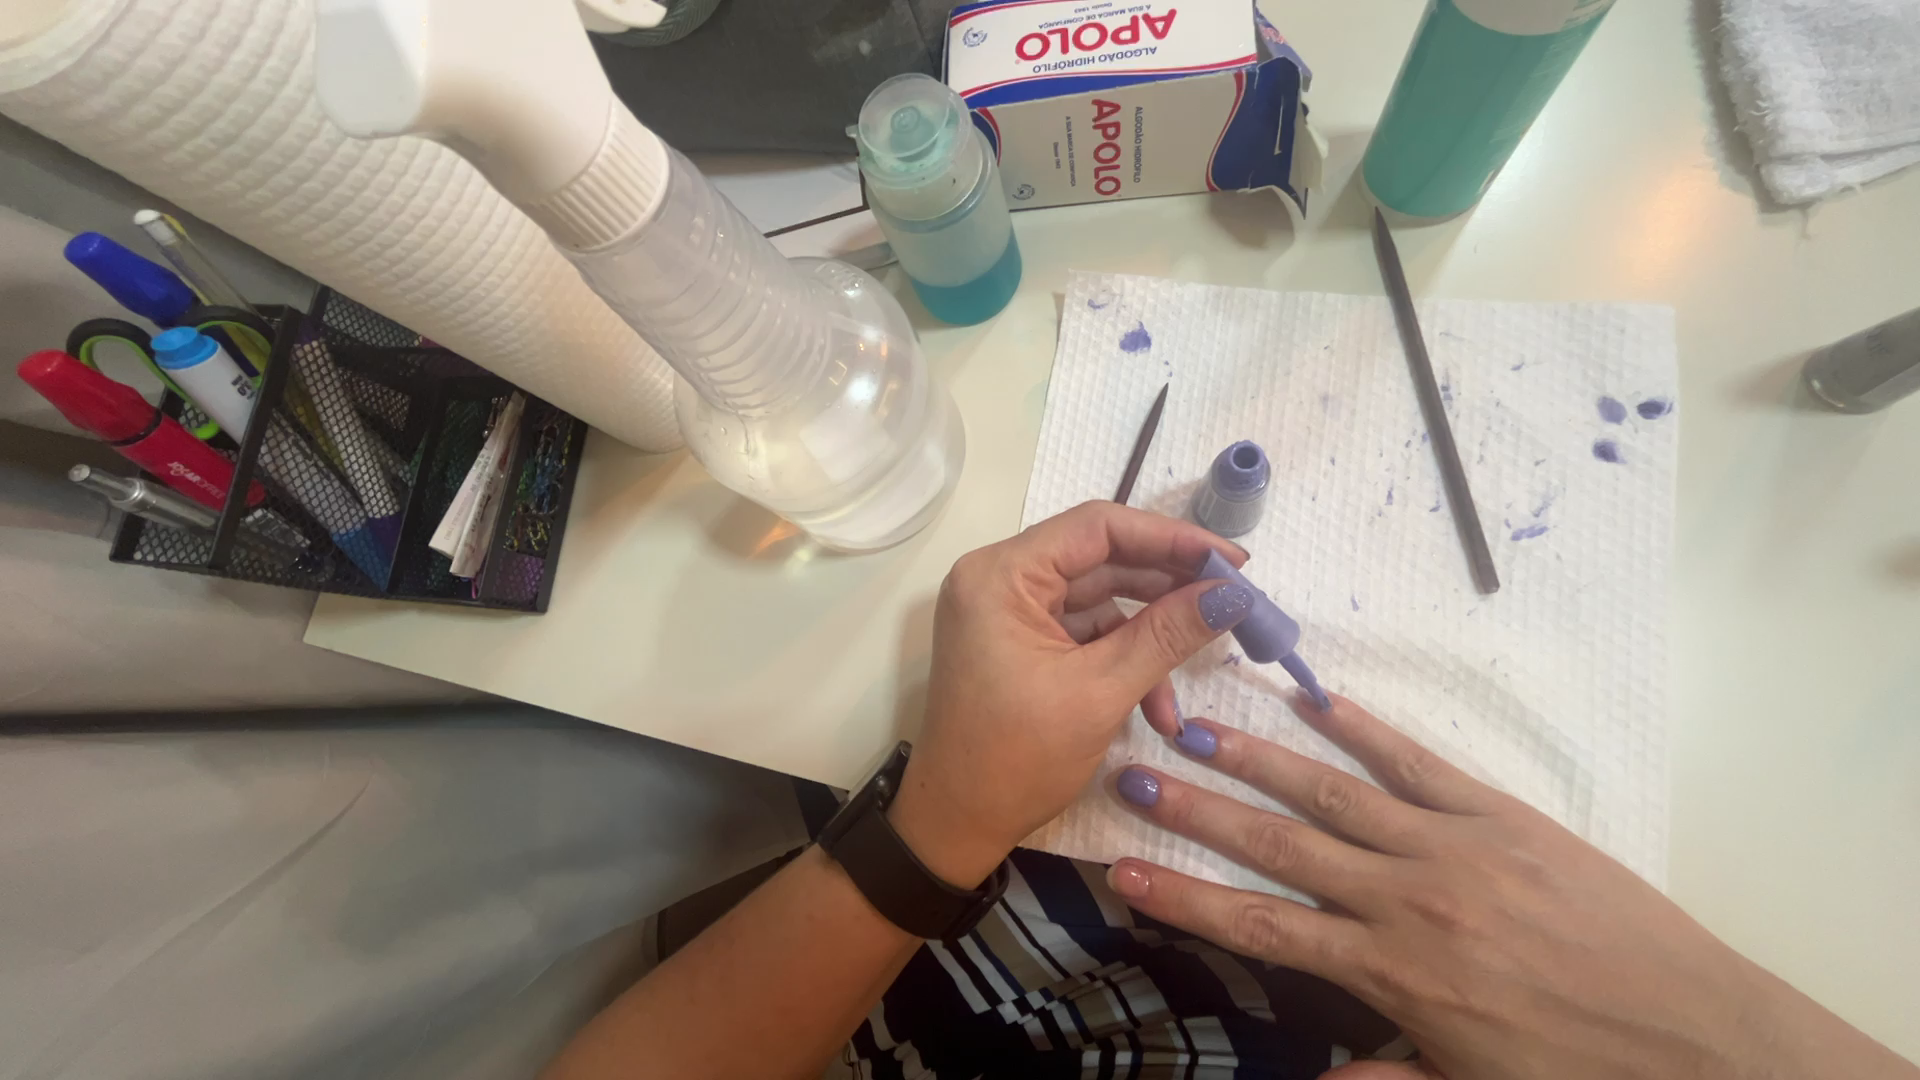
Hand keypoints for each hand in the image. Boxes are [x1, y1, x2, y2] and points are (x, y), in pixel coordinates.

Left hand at [888, 501, 1255, 887]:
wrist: (957, 823)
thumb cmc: (1016, 759)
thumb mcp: (1099, 692)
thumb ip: (1167, 634)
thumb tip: (1234, 593)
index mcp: (1001, 575)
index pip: (1096, 527)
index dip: (1170, 537)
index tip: (1231, 560)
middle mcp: (1000, 578)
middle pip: (1100, 559)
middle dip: (1167, 585)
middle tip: (1232, 600)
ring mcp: (1009, 609)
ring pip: (1098, 598)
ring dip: (1150, 634)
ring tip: (1203, 658)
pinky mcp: (1021, 639)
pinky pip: (1084, 631)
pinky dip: (1124, 658)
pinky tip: (1160, 705)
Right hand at [1102, 695, 1918, 1079]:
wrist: (1721, 1049)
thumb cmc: (1580, 1074)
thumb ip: (1384, 1079)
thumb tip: (1302, 1078)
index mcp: (1392, 971)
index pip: (1261, 929)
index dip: (1185, 899)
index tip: (1121, 871)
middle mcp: (1403, 898)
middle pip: (1277, 845)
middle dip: (1196, 811)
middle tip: (1136, 772)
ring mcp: (1448, 844)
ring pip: (1329, 793)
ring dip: (1257, 758)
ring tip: (1197, 726)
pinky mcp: (1497, 813)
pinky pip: (1415, 762)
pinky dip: (1363, 727)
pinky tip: (1318, 696)